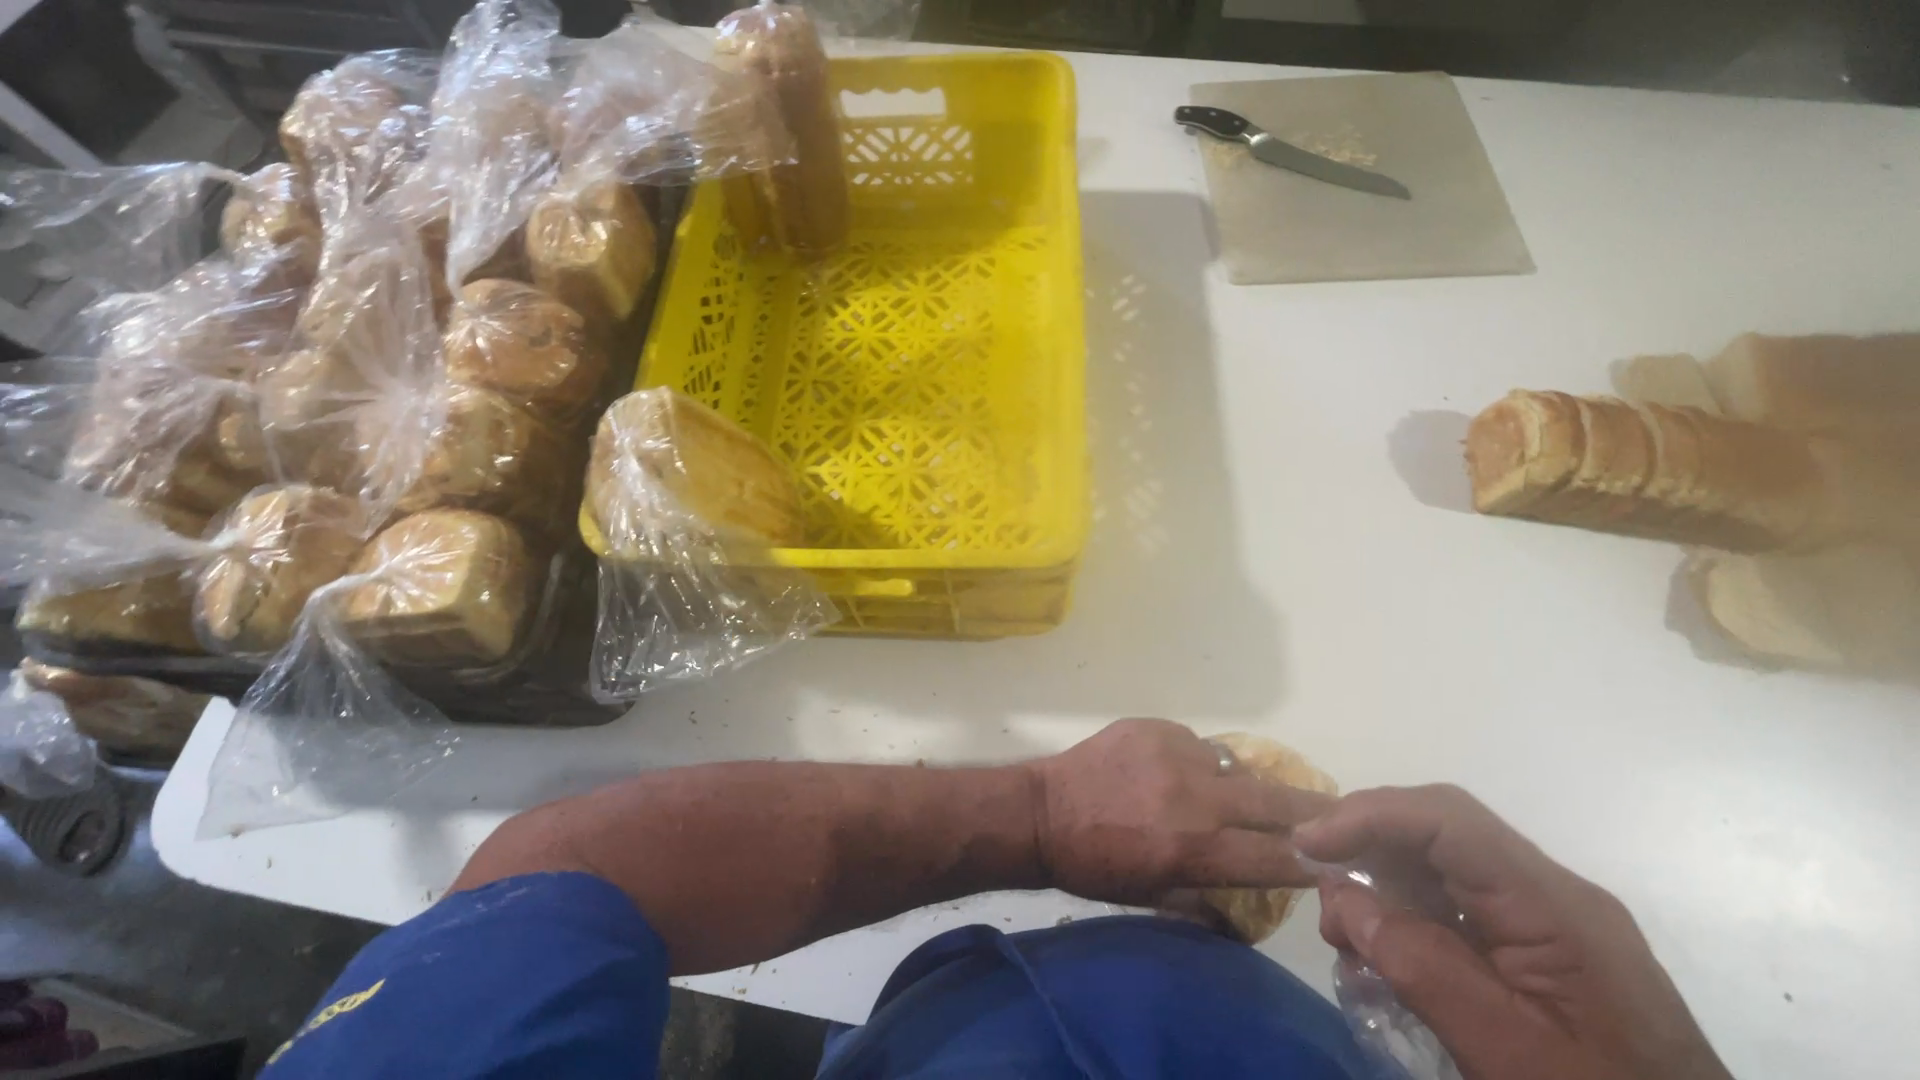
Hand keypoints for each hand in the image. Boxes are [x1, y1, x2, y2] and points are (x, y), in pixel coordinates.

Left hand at [1026, 718, 1332, 906]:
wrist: (1041, 813)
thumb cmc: (1094, 867)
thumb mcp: (1152, 897)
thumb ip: (1207, 903)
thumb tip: (1248, 917)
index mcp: (1197, 849)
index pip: (1279, 856)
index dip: (1313, 860)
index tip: (1336, 859)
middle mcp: (1196, 798)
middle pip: (1277, 801)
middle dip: (1311, 811)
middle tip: (1332, 813)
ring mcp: (1174, 754)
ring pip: (1234, 766)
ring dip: (1237, 783)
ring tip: (1219, 793)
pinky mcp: (1154, 727)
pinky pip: (1194, 743)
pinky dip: (1193, 760)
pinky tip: (1170, 772)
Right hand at [1296, 785, 1731, 1079]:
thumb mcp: (1503, 1048)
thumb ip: (1420, 966)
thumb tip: (1343, 897)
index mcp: (1555, 907)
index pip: (1448, 820)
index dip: (1368, 815)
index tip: (1306, 843)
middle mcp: (1553, 894)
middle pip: (1441, 830)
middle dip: (1367, 844)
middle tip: (1315, 884)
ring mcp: (1550, 920)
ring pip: (1444, 864)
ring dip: (1381, 882)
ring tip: (1342, 933)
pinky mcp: (1542, 948)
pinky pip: (1460, 905)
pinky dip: (1408, 916)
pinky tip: (1381, 952)